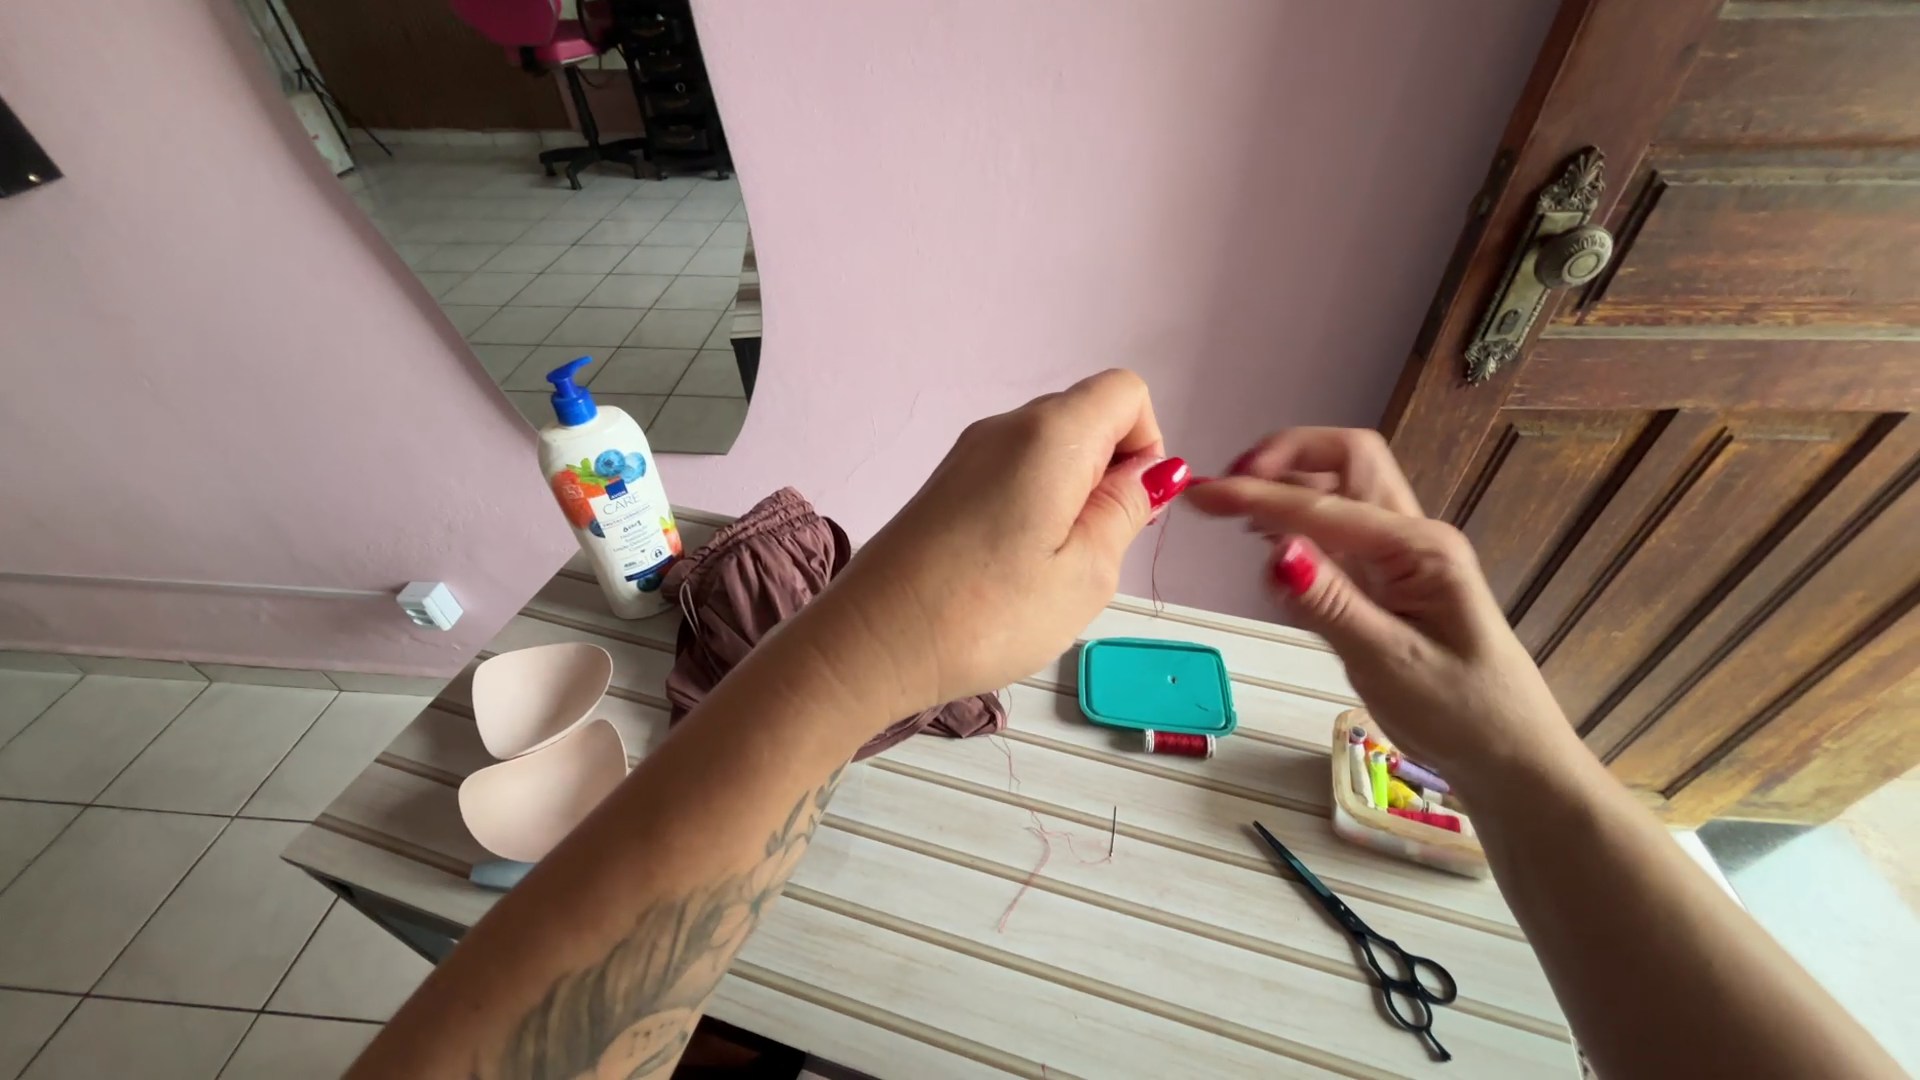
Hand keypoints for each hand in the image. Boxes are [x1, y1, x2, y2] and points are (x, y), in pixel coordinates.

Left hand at [812, 370, 1166, 715]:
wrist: (873, 641)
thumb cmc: (985, 614)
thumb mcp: (1087, 572)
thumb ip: (1127, 509)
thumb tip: (1151, 471)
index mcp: (1049, 435)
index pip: (1125, 393)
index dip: (1146, 445)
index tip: (1128, 507)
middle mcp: (1003, 429)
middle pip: (1086, 420)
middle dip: (1108, 476)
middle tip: (1089, 550)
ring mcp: (967, 456)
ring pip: (1049, 453)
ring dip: (1070, 500)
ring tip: (1045, 568)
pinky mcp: (945, 486)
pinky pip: (1012, 476)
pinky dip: (1032, 509)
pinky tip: (1010, 567)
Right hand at [1186, 429, 1581, 791]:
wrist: (1509, 752)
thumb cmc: (1460, 712)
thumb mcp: (1390, 662)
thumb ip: (1329, 603)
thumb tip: (1274, 553)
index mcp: (1418, 549)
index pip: (1321, 505)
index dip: (1256, 495)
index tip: (1199, 495)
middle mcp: (1408, 535)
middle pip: (1344, 458)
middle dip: (1282, 456)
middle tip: (1227, 485)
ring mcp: (1395, 553)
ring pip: (1338, 485)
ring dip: (1285, 482)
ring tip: (1234, 512)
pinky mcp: (1380, 575)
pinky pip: (1332, 526)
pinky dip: (1293, 518)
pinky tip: (1267, 542)